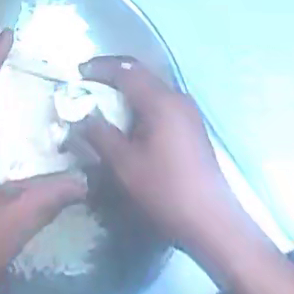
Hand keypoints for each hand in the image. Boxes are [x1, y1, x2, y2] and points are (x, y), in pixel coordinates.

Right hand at [75, 56, 261, 264]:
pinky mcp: (192, 127)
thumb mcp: (125, 164)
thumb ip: (100, 134)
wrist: (215, 225)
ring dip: (127, 87)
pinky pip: (160, 101)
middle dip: (112, 73)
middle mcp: (176, 98)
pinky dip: (140, 101)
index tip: (78, 72)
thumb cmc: (167, 190)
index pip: (125, 71)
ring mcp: (188, 112)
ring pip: (151, 87)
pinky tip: (129, 118)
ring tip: (104, 97)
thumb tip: (82, 117)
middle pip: (140, 73)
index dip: (99, 68)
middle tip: (89, 80)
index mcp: (160, 101)